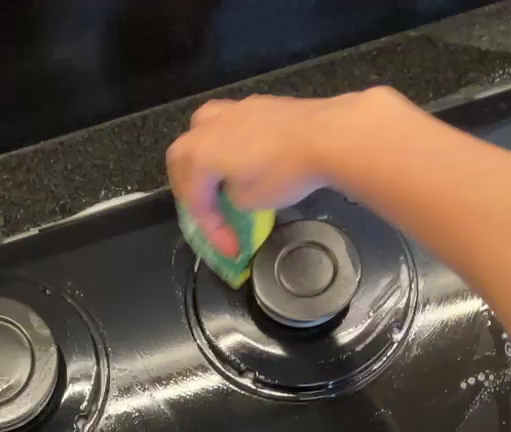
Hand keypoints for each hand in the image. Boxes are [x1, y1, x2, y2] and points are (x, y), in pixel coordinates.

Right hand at [165, 90, 382, 254]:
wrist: (327, 135)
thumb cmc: (284, 172)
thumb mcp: (249, 202)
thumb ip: (231, 198)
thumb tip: (234, 190)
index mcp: (200, 154)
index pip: (194, 198)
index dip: (209, 229)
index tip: (230, 248)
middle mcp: (209, 127)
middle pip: (183, 158)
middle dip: (190, 188)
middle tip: (206, 211)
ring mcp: (235, 109)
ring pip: (201, 130)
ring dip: (201, 156)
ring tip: (215, 176)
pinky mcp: (259, 104)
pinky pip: (229, 124)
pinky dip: (226, 144)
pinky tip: (243, 159)